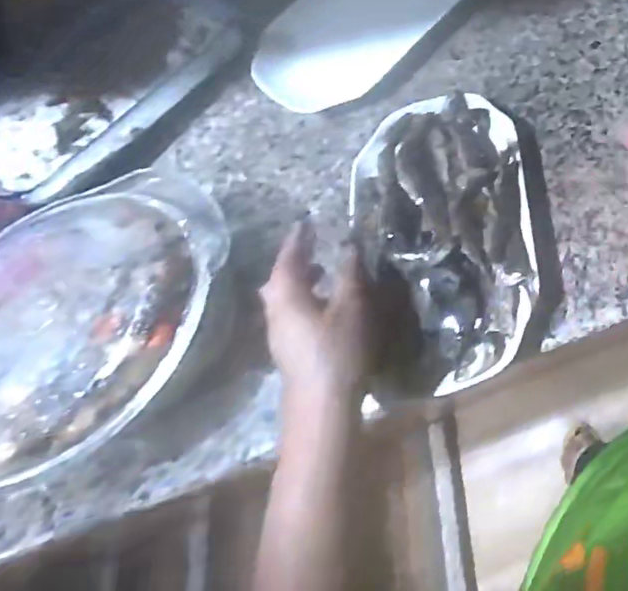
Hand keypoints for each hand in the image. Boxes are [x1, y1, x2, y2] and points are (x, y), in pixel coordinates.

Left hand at [260, 224, 368, 412]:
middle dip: (294, 260)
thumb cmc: (337, 348)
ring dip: (300, 279)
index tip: (306, 223)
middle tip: (313, 244)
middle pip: (278, 280)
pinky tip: (326, 300)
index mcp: (287, 297)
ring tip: (323, 268)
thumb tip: (349, 246)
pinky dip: (305, 295)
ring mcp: (279, 333)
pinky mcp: (290, 347)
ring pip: (284, 297)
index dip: (297, 241)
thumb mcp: (351, 305)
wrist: (322, 403)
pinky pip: (291, 310)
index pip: (287, 261)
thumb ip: (349, 273)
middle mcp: (276, 312)